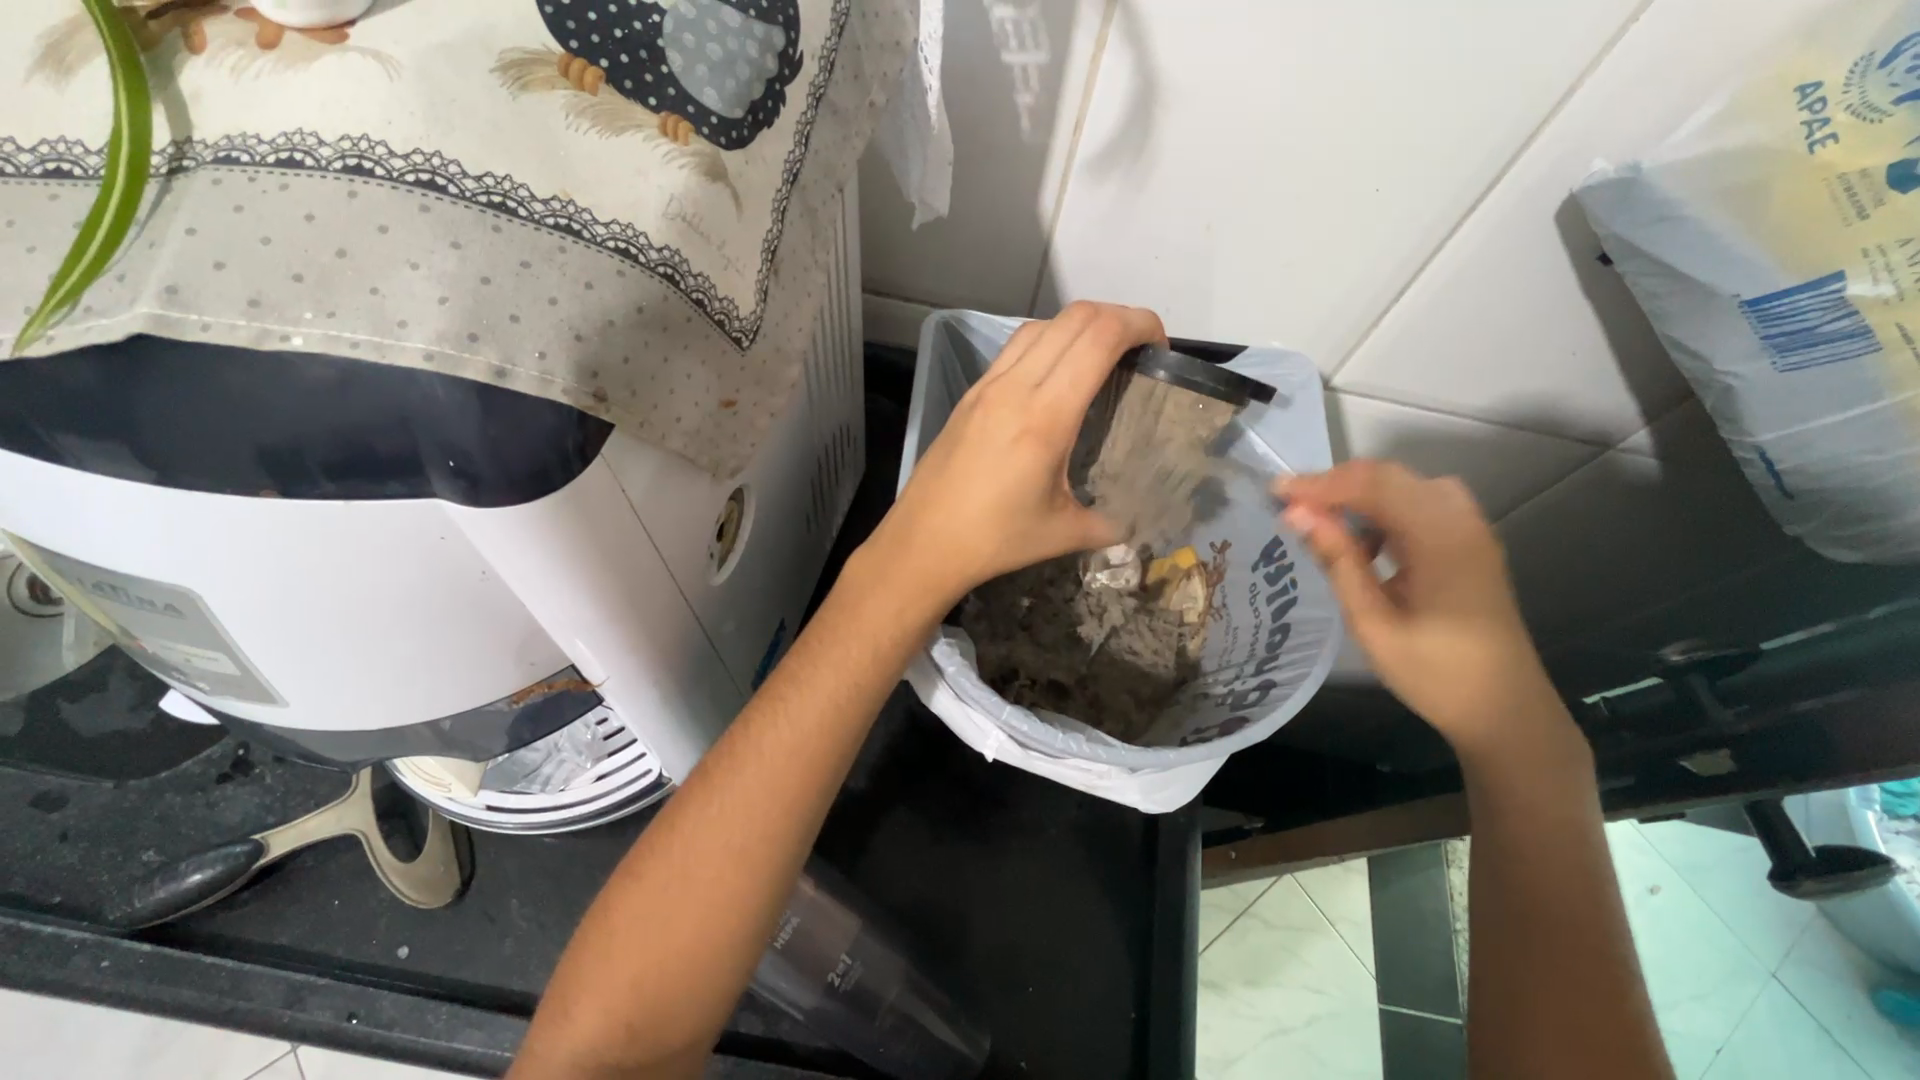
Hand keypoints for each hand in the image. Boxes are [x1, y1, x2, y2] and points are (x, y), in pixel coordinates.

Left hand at [859, 302, 1167, 606]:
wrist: (923, 542)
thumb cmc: (994, 539)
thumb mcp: (1063, 533)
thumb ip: (1109, 523)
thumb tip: (1134, 524)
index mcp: (1046, 416)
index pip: (1100, 337)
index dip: (1140, 323)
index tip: (1160, 345)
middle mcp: (1016, 387)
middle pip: (1075, 317)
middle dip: (1118, 317)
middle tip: (1139, 348)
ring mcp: (988, 386)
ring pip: (1041, 325)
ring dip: (1080, 325)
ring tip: (1101, 357)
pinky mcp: (970, 394)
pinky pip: (1015, 347)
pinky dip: (1048, 343)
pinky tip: (1057, 377)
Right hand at [1278, 461, 1562, 750]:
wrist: (1504, 710)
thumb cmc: (1435, 673)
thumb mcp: (1374, 623)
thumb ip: (1338, 562)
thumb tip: (1296, 515)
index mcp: (1441, 539)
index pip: (1374, 485)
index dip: (1322, 483)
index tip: (1276, 492)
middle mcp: (1461, 522)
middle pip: (1392, 477)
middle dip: (1337, 484)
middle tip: (1291, 506)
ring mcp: (1470, 532)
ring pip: (1407, 488)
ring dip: (1361, 496)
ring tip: (1322, 525)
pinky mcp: (1468, 546)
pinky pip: (1422, 507)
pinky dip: (1385, 512)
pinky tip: (1365, 545)